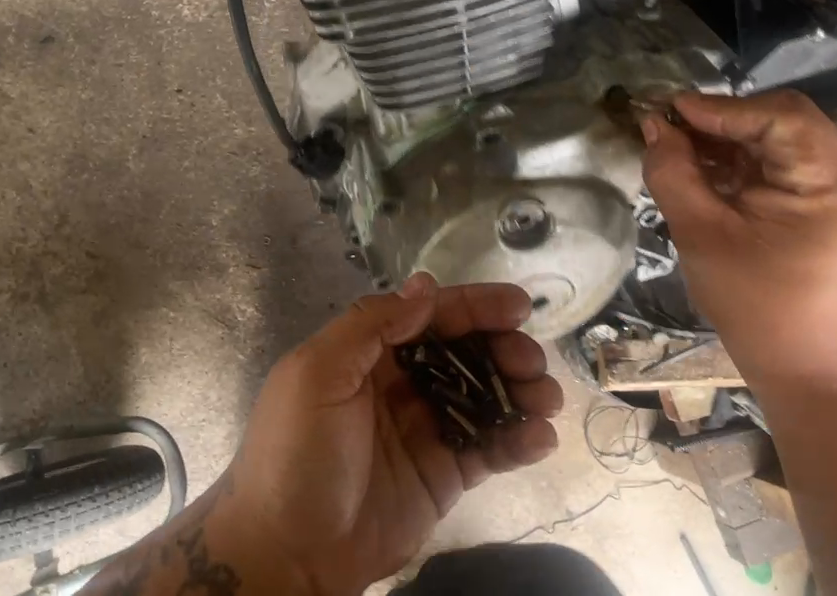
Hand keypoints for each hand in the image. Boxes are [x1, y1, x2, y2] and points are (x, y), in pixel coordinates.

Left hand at [221, 274, 563, 595]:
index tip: (519, 306)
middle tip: (530, 362)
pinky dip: (518, 439)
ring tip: (546, 399)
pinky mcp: (443, 475)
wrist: (290, 550)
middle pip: (463, 353)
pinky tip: (539, 438)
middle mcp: (399, 384)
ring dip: (519, 391)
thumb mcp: (317, 373)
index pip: (427, 317)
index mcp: (367, 354)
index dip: (472, 306)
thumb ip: (370, 325)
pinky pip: (488, 448)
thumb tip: (425, 286)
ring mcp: (424, 429)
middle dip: (502, 348)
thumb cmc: (298, 451)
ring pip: (483, 397)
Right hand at [640, 91, 836, 387]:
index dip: (719, 107)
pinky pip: (793, 168)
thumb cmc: (757, 306)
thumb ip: (673, 172)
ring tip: (683, 152)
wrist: (813, 372)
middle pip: (786, 123)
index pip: (779, 115)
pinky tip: (713, 174)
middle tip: (671, 129)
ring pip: (786, 143)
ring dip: (733, 143)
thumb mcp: (701, 234)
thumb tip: (654, 125)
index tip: (668, 109)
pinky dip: (751, 165)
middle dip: (724, 123)